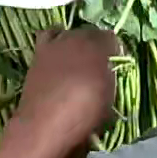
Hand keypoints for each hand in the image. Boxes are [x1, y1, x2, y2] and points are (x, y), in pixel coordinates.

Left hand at [7, 28, 119, 157]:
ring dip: (77, 43)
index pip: (112, 39)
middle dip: (98, 46)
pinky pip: (49, 36)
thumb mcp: (109, 98)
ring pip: (71, 33)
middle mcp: (77, 38)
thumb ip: (110, 77)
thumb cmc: (83, 114)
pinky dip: (55, 39)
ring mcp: (56, 43)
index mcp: (99, 48)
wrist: (44, 124)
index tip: (117, 65)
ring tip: (78, 60)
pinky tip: (58, 52)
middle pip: (92, 33)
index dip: (116, 51)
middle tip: (100, 65)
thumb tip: (107, 71)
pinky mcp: (39, 52)